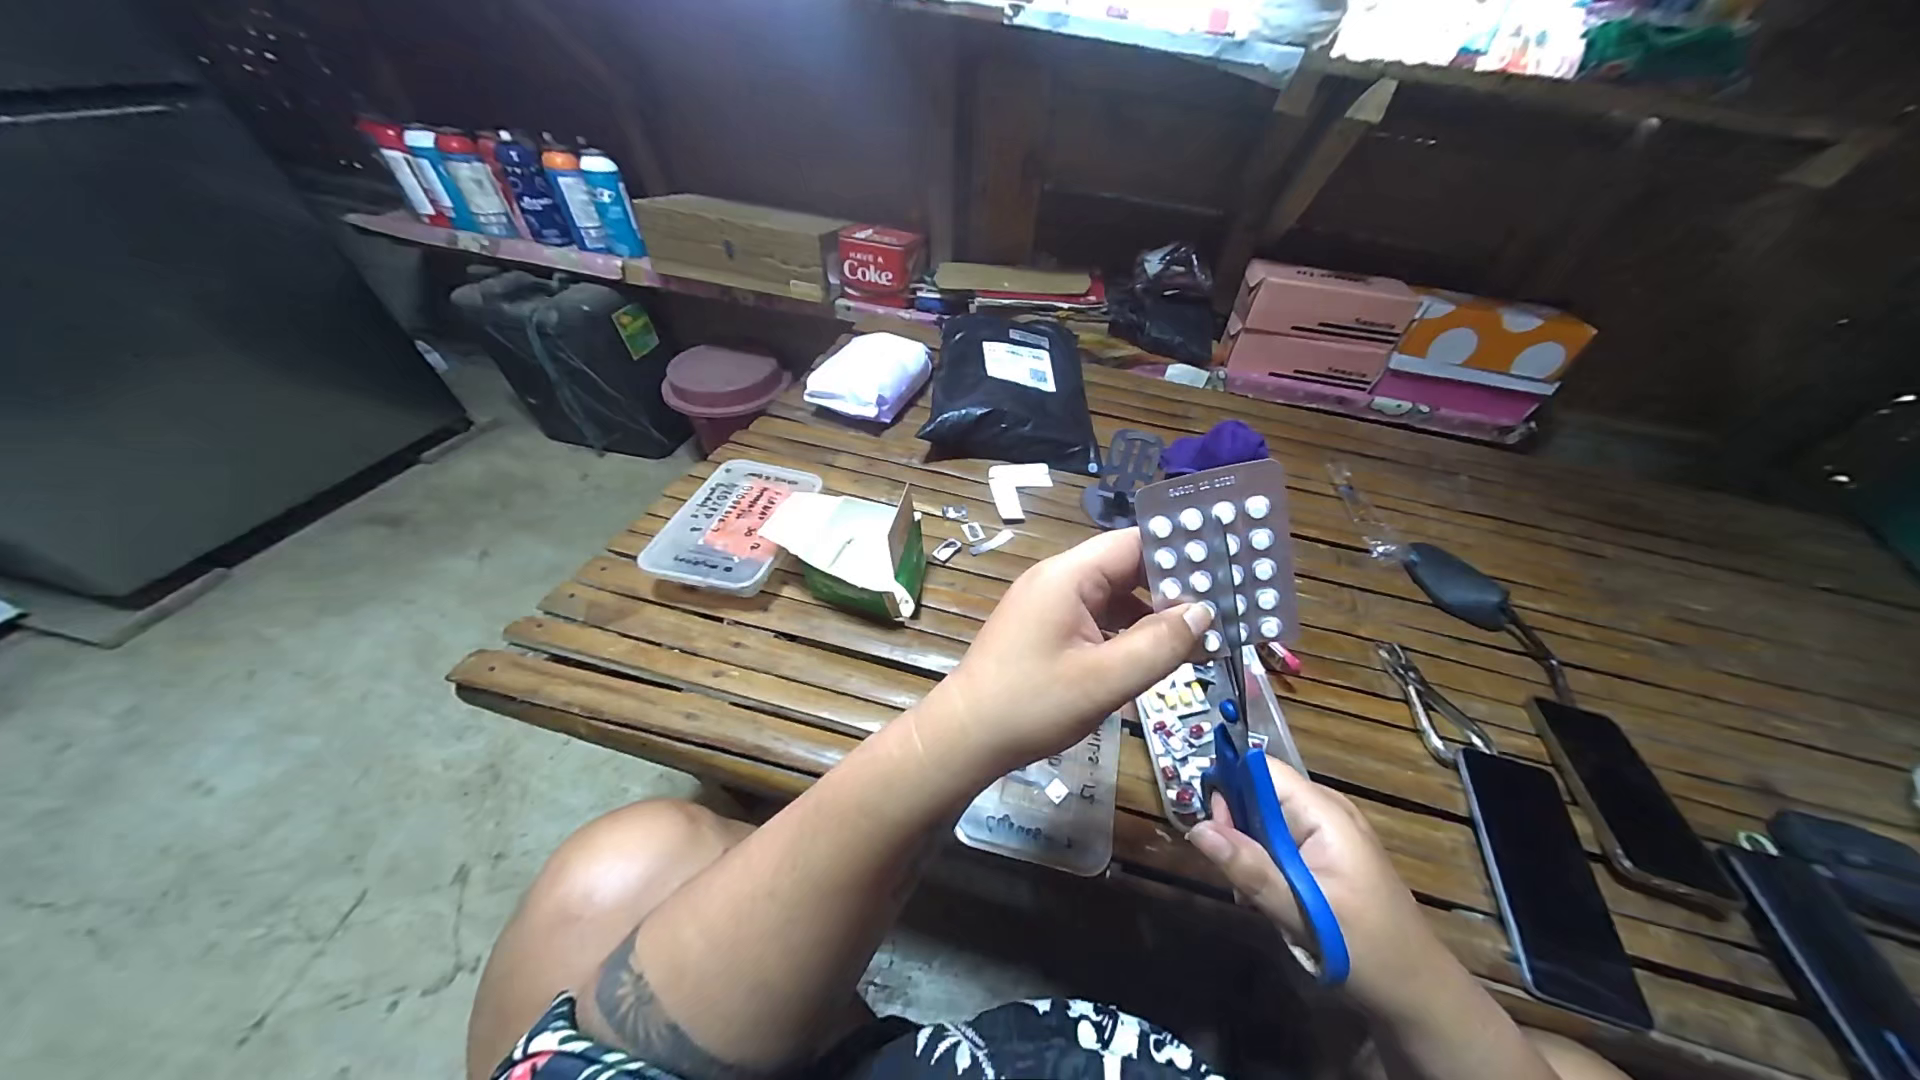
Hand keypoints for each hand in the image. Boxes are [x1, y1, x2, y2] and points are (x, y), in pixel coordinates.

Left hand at [917, 528, 1211, 781]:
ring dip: (1154, 616)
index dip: (1181, 552)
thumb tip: (1204, 612)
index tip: (1225, 567)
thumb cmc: (1032, 704)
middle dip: (1173, 588)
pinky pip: (1098, 619)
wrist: (966, 736)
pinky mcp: (1048, 629)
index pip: (1134, 544)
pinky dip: (1128, 633)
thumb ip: (1160, 644)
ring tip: (1204, 636)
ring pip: (1115, 597)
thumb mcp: (1105, 679)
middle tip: (1227, 606)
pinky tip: (1157, 656)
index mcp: (1068, 577)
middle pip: (1126, 569)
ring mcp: (1050, 605)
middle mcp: (1059, 580)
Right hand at [1186, 757, 1455, 1016]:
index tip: (1213, 826)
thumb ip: (1250, 869)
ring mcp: (1327, 833)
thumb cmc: (1368, 951)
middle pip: (1259, 792)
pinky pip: (1279, 839)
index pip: (1262, 768)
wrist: (1422, 998)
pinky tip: (1268, 897)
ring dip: (1248, 850)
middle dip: (1236, 826)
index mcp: (1324, 813)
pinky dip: (1264, 862)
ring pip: (1265, 819)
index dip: (1230, 785)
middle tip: (1233, 872)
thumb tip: (1197, 828)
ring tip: (1250, 893)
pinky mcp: (1325, 854)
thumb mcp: (1301, 914)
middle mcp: (1325, 811)